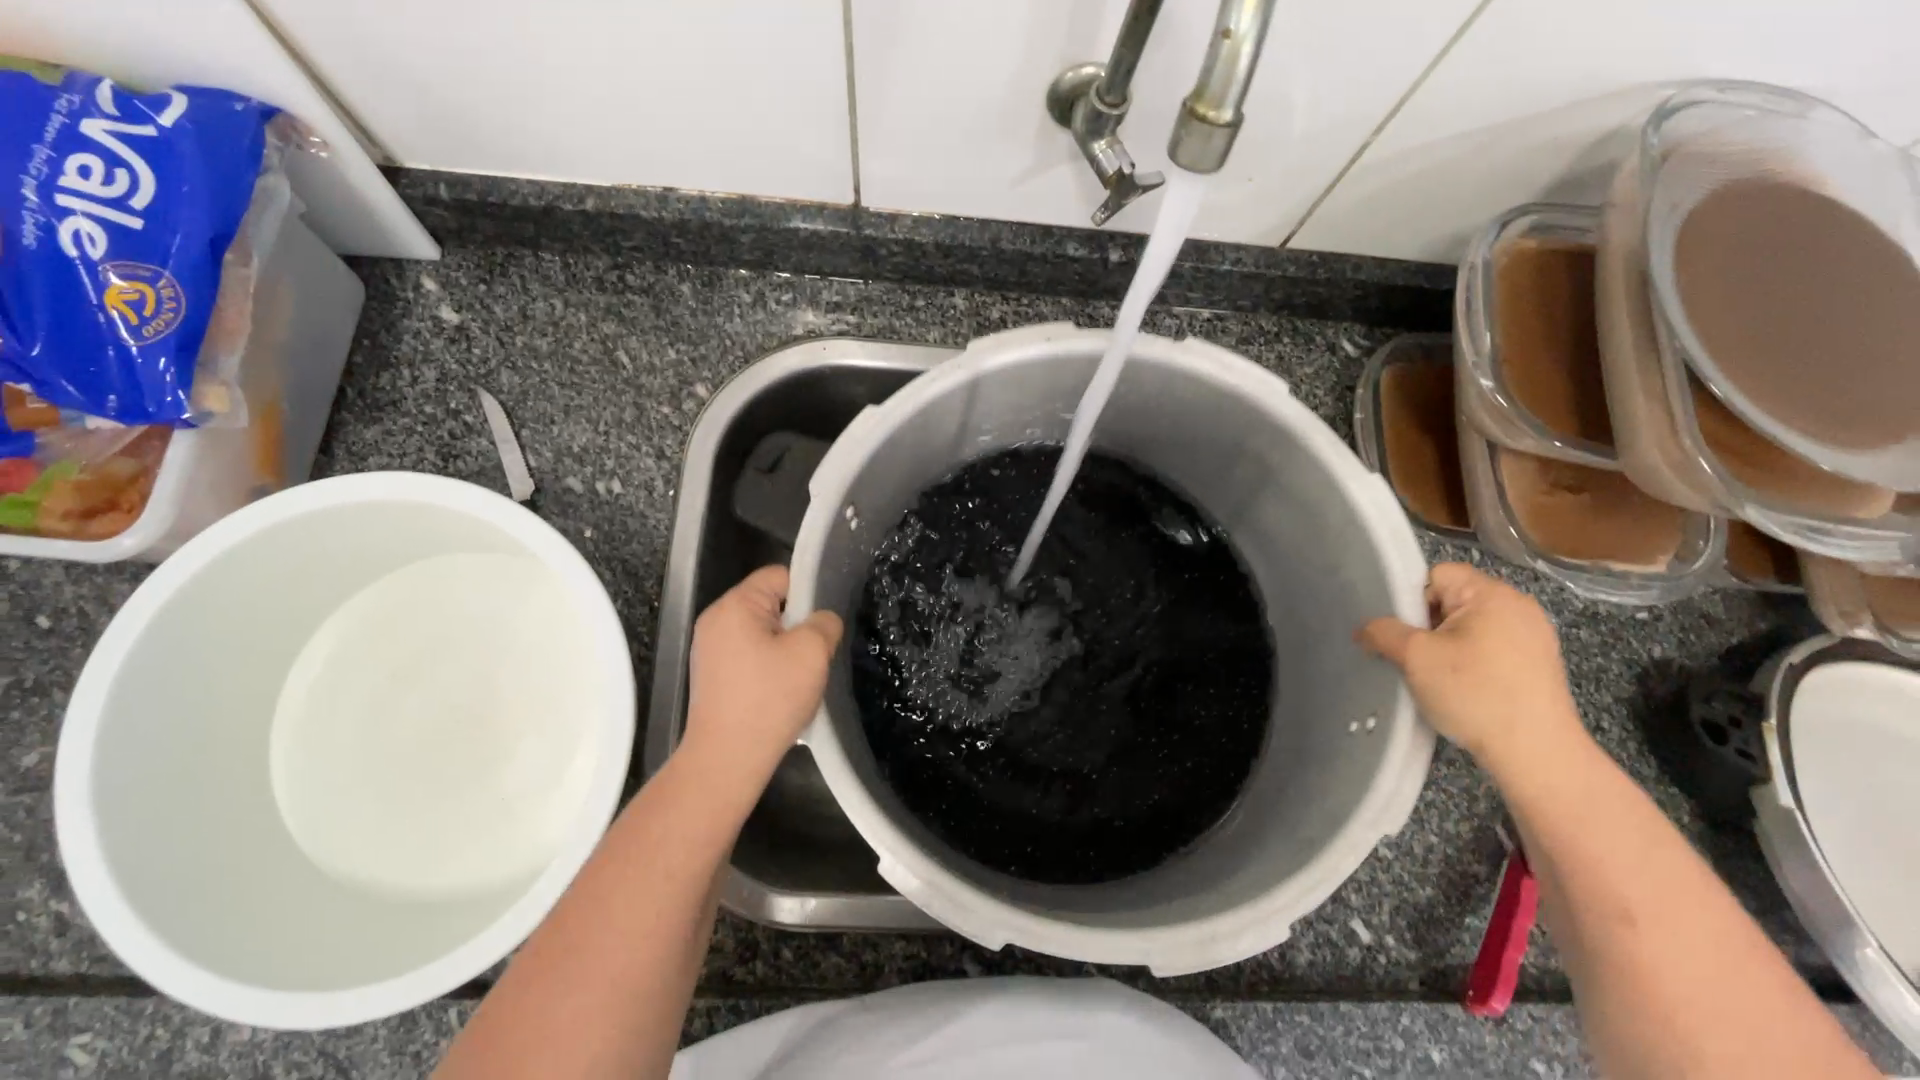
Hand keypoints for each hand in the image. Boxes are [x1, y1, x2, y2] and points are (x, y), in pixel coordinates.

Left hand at [683, 565, 843, 788]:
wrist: (727, 758)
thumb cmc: (770, 699)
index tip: (823, 625)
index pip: (779, 576)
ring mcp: (709, 651)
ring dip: (785, 651)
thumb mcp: (812, 653)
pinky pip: (750, 658)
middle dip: (797, 625)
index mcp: (735, 606)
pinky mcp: (712, 678)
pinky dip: (769, 670)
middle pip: (770, 605)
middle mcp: (715, 621)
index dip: (808, 593)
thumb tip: (822, 620)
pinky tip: (780, 695)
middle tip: (815, 655)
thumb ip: (824, 623)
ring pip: (762, 635)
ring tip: (799, 678)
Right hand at [1357, 563, 1584, 770]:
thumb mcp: (1416, 658)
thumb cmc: (1475, 694)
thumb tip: (1365, 628)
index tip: (1403, 634)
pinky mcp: (1539, 663)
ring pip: (1471, 626)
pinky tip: (1465, 689)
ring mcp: (1534, 635)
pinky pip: (1492, 648)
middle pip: (1453, 599)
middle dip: (1428, 625)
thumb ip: (1383, 632)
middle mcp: (1518, 605)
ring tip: (1439, 677)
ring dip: (1448, 646)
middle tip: (1416, 658)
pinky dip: (1472, 662)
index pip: (1436, 574)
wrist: (1535, 752)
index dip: (1411, 600)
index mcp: (1491, 593)